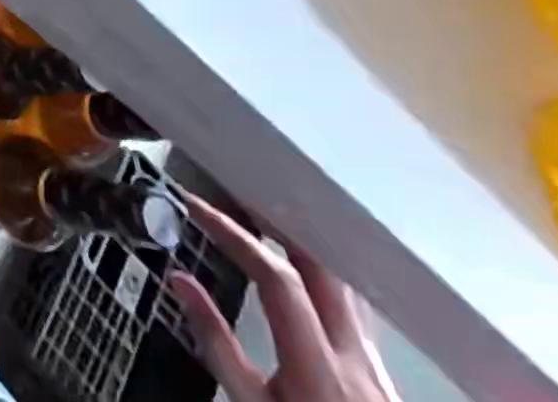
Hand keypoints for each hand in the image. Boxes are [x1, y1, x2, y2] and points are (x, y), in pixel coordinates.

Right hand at [171, 194, 402, 401]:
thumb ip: (215, 341)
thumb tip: (179, 279)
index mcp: (320, 365)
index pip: (279, 279)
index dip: (235, 236)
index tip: (194, 208)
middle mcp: (357, 354)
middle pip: (324, 268)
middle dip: (275, 222)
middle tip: (232, 192)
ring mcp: (376, 358)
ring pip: (343, 280)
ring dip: (297, 240)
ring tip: (257, 214)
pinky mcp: (378, 363)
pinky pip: (349, 298)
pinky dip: (317, 266)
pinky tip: (295, 258)